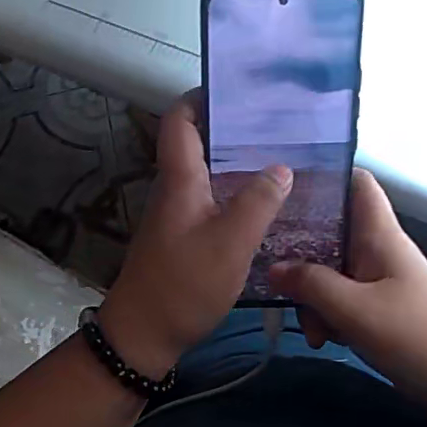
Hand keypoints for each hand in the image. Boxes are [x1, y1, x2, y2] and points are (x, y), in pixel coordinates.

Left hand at [97, 92, 291, 375]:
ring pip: (209, 175)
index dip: (202, 98)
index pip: (180, 120)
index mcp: (180, 180)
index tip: (240, 92)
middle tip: (279, 127)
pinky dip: (238, 196)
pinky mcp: (186, 239)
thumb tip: (281, 168)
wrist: (144, 335)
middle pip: (199, 144)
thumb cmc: (184, 284)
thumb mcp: (231, 243)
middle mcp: (176, 190)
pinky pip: (214, 203)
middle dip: (234, 131)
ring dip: (239, 165)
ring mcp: (179, 215)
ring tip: (283, 160)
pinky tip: (267, 206)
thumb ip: (258, 203)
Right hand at [268, 169, 426, 397]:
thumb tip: (273, 268)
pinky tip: (327, 340)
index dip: (324, 179)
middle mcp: (379, 250)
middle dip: (302, 257)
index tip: (284, 194)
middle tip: (279, 283)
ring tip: (314, 331)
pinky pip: (344, 299)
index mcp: (380, 236)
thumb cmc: (415, 336)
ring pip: (332, 272)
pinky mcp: (381, 308)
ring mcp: (381, 280)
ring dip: (314, 297)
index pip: (356, 183)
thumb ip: (310, 284)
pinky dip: (330, 316)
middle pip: (332, 232)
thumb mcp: (353, 309)